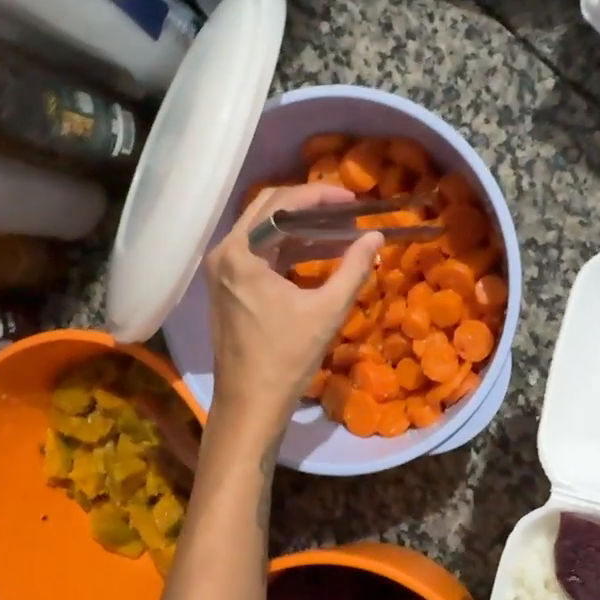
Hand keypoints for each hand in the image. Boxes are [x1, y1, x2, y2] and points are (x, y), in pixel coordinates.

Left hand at [202, 184, 382, 436]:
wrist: (250, 404)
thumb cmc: (286, 359)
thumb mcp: (327, 311)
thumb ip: (354, 268)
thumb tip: (376, 236)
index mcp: (240, 253)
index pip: (280, 204)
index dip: (319, 196)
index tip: (352, 200)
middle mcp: (224, 254)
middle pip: (268, 211)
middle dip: (309, 207)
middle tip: (346, 209)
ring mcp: (223, 272)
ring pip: (264, 232)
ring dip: (301, 228)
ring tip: (339, 230)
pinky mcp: (228, 288)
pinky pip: (260, 254)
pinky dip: (289, 250)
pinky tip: (319, 255)